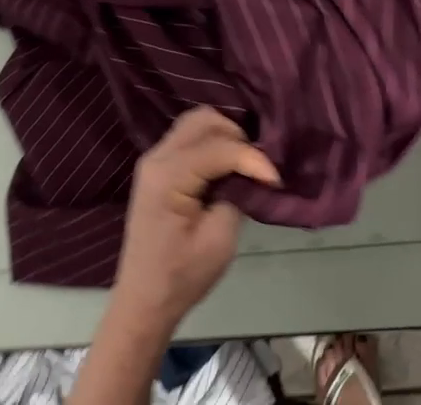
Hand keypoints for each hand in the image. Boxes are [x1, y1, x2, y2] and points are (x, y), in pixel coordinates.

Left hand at [110, 107, 280, 325]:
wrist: (144, 299)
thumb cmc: (182, 276)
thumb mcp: (219, 240)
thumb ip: (236, 196)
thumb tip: (250, 174)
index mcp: (167, 176)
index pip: (218, 148)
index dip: (252, 159)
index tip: (276, 179)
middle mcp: (156, 158)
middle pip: (203, 120)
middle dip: (237, 136)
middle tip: (258, 166)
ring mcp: (153, 160)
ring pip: (194, 124)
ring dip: (224, 137)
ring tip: (246, 165)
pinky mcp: (157, 169)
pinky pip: (188, 139)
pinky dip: (211, 144)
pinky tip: (228, 167)